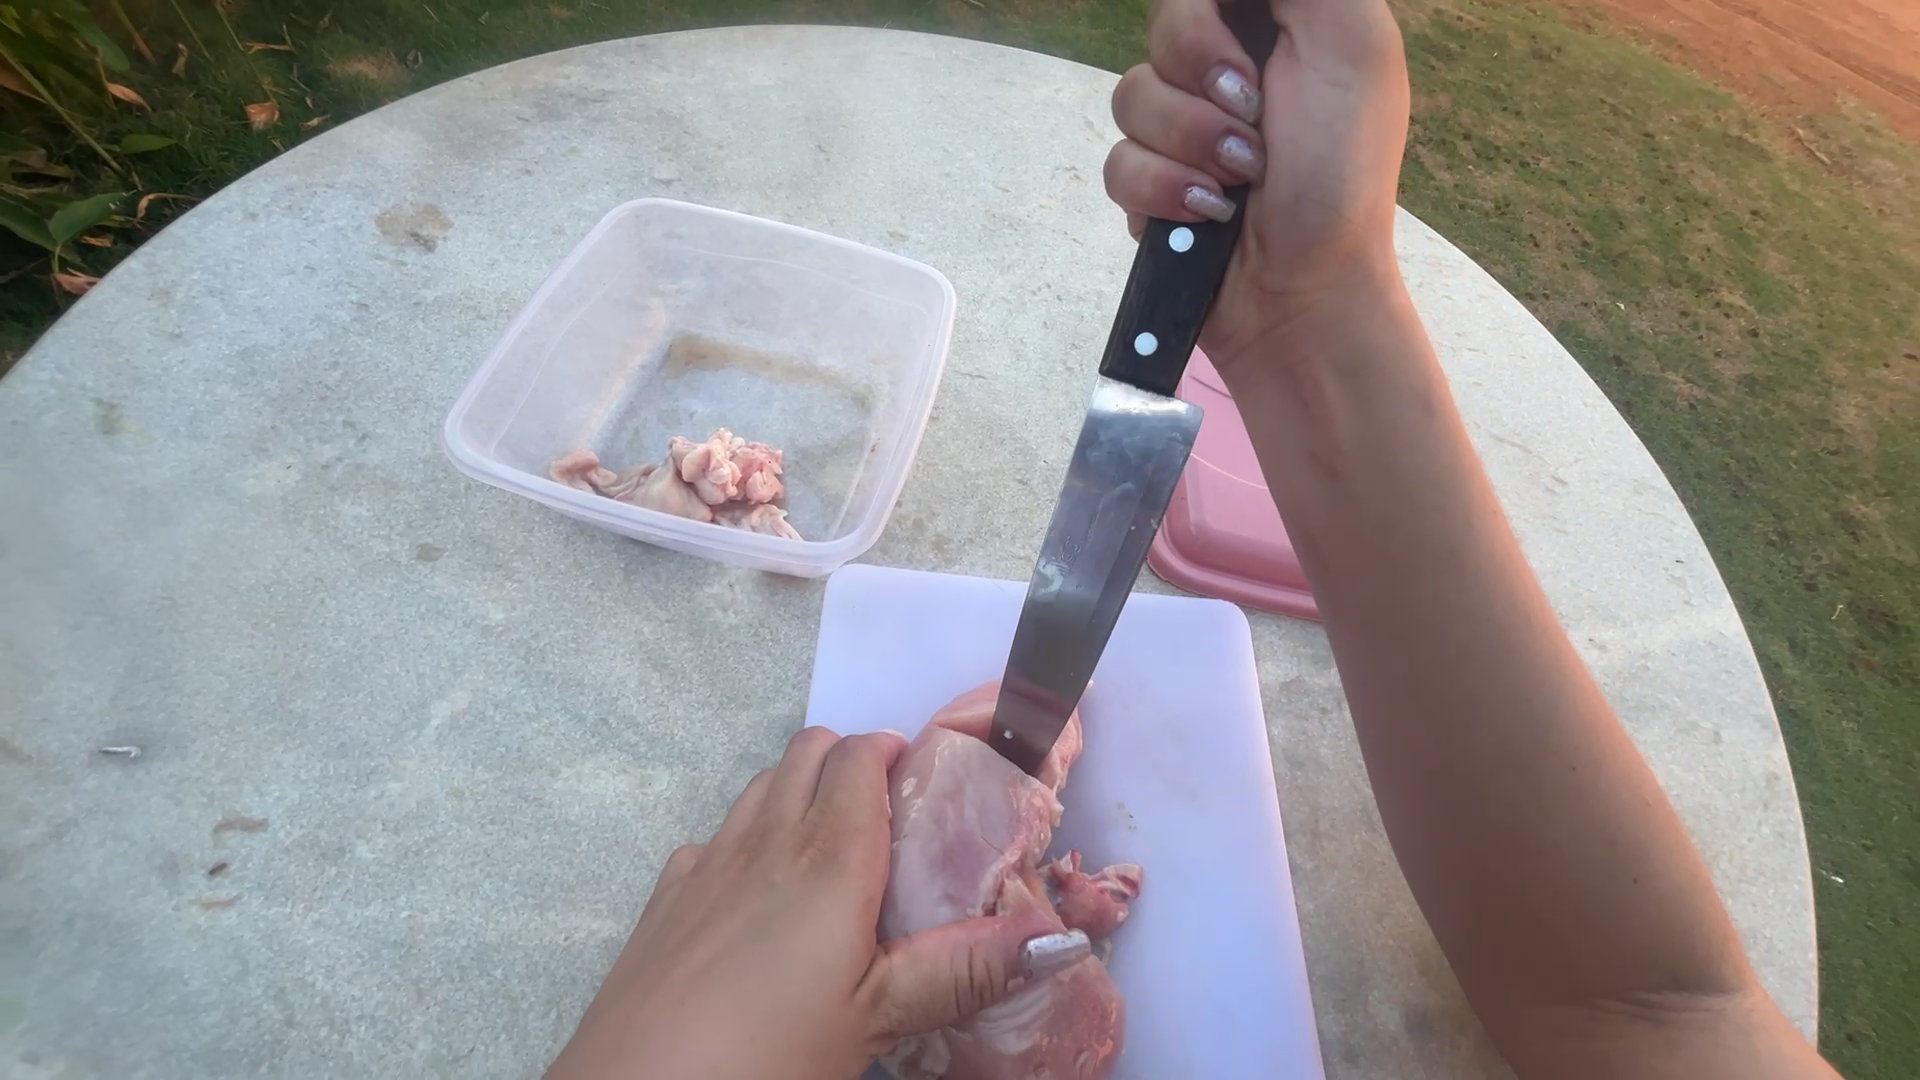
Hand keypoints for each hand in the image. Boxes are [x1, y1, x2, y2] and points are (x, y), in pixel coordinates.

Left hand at [546, 728, 1062, 1079]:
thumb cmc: (773, 1053)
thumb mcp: (882, 1014)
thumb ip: (967, 967)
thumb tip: (1059, 939)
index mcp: (830, 853)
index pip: (859, 755)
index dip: (888, 749)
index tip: (912, 777)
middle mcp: (769, 835)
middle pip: (808, 748)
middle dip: (846, 757)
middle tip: (875, 811)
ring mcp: (710, 857)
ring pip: (760, 780)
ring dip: (796, 787)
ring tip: (819, 844)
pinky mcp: (667, 894)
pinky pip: (713, 834)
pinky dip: (743, 836)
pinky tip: (749, 893)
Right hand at [1105, 0, 1412, 380]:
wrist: (1301, 290)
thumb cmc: (1339, 172)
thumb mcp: (1351, 43)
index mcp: (1268, 30)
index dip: (1206, 22)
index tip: (1246, 67)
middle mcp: (1218, 75)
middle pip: (1160, 32)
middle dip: (1202, 89)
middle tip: (1250, 129)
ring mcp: (1177, 137)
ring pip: (1128, 102)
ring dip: (1186, 147)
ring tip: (1235, 186)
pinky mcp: (1147, 193)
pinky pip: (1117, 167)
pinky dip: (1160, 193)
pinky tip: (1203, 218)